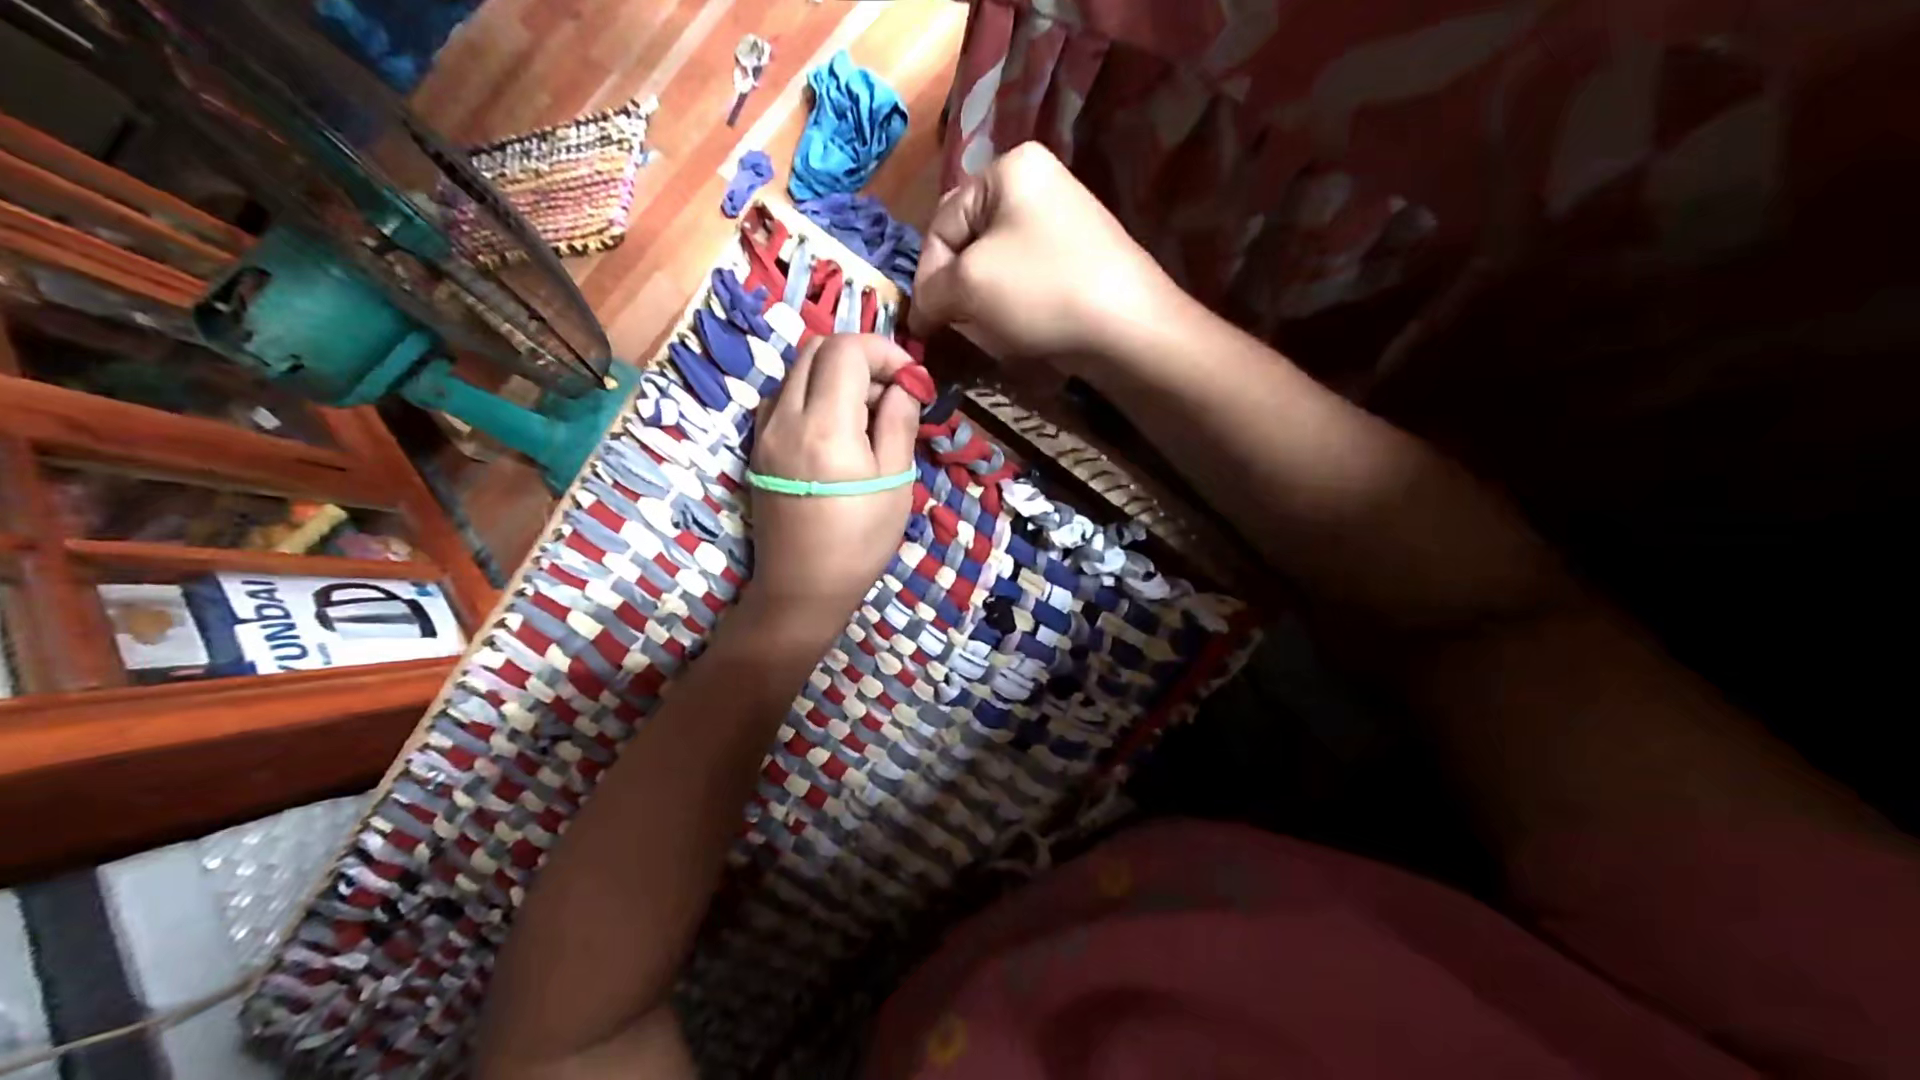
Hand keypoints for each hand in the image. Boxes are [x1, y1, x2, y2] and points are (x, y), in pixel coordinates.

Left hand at [745, 334, 919, 637]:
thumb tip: (903, 386)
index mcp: (825, 426)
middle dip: (861, 357)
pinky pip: (784, 397)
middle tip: (891, 393)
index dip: (885, 352)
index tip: (911, 381)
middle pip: (817, 348)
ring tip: (866, 414)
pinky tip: (835, 428)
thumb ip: (898, 423)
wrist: (802, 588)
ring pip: (798, 370)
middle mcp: (785, 417)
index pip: (847, 350)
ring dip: (836, 373)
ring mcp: (764, 431)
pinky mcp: (757, 446)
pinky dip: (813, 393)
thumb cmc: (858, 542)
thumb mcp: (894, 483)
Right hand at [910, 142, 1180, 370]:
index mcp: (1008, 169)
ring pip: (996, 267)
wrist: (1129, 329)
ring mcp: (1062, 220)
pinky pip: (1026, 280)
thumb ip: (930, 293)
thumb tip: (920, 312)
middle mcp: (1037, 182)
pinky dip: (1014, 308)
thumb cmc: (1042, 293)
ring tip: (995, 333)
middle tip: (959, 327)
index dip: (928, 277)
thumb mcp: (969, 286)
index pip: (941, 224)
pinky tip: (1022, 332)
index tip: (925, 324)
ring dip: (985, 305)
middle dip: (959, 290)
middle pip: (969, 243)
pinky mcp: (1078, 257)